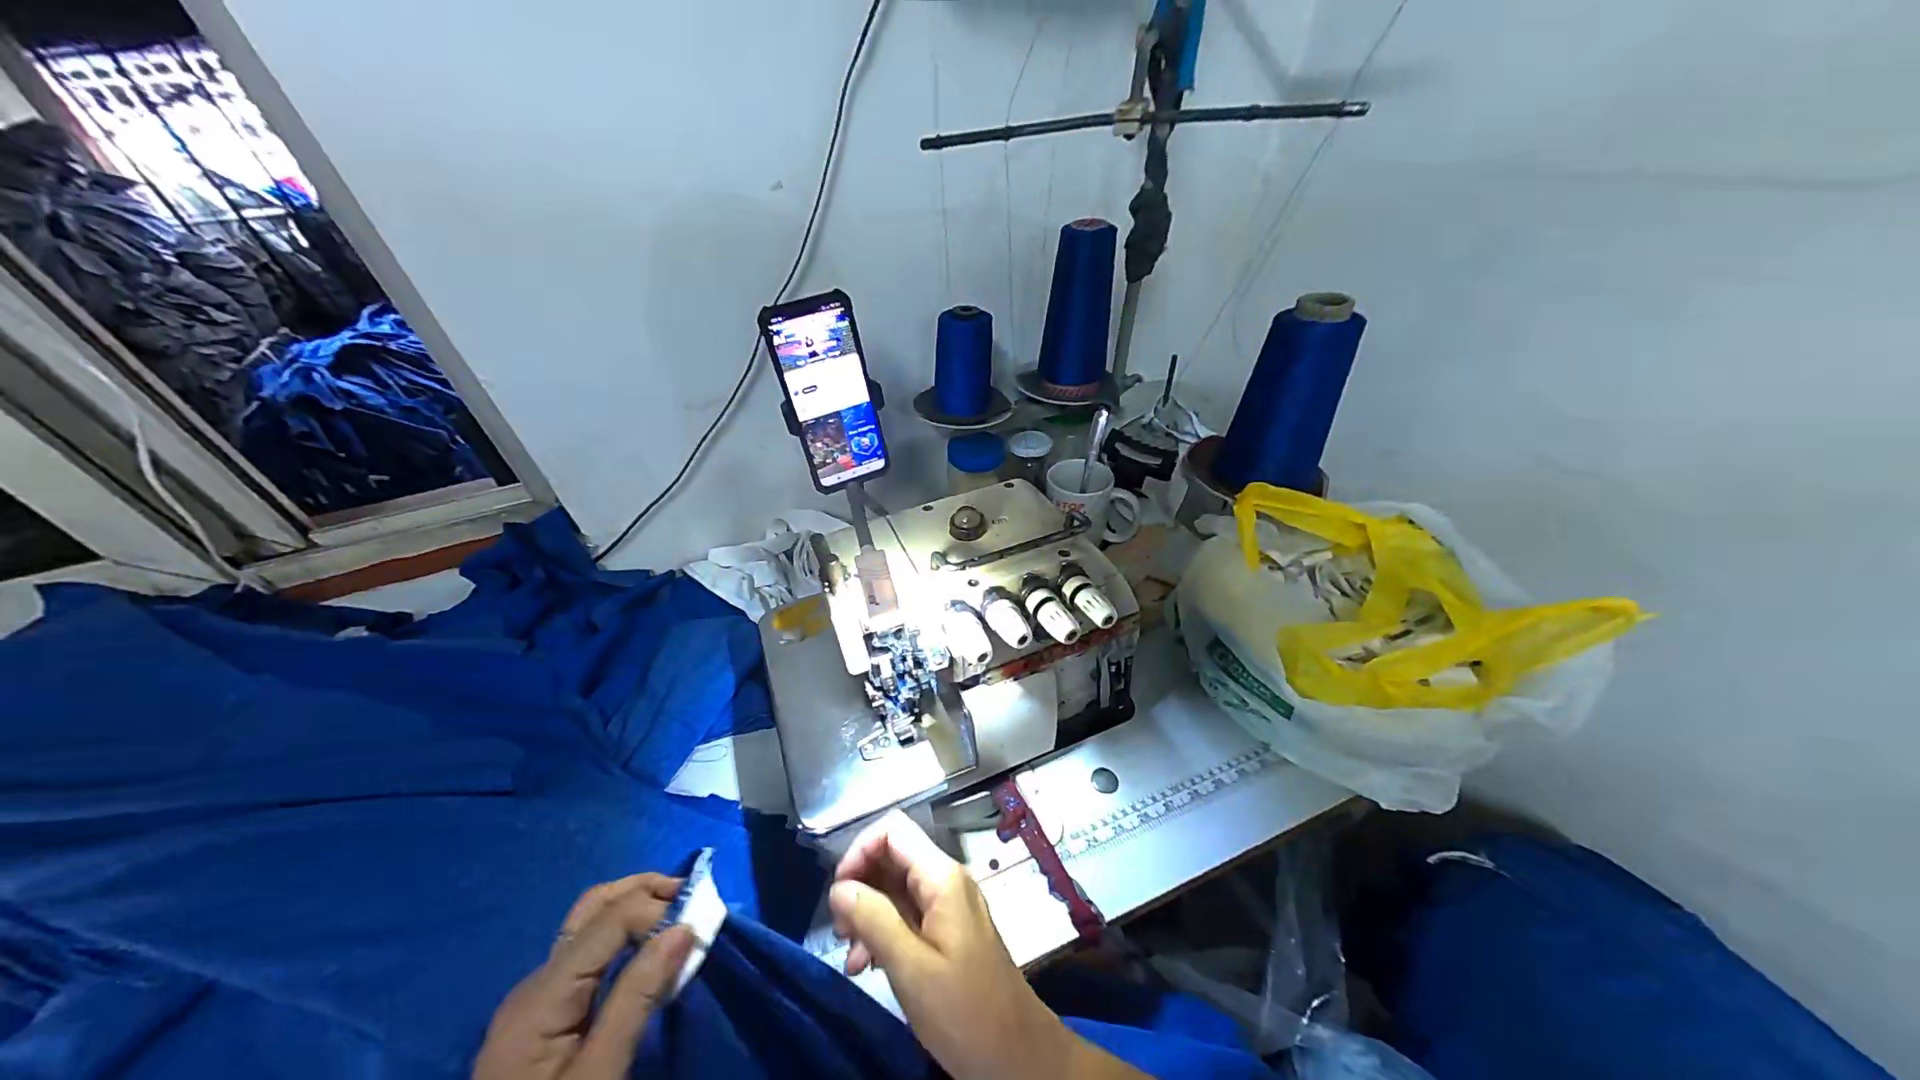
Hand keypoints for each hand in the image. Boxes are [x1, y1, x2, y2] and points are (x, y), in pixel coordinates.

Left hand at [474, 874, 694, 1079]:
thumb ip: (639, 996)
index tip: (700, 929)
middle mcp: (534, 983)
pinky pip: (586, 953)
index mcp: (541, 996)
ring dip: (634, 907)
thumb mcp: (601, 1075)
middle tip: (693, 897)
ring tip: (678, 912)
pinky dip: (623, 935)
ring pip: (586, 924)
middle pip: (592, 908)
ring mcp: (534, 998)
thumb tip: (683, 927)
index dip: (657, 911)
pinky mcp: (542, 1015)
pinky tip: (648, 947)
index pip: (608, 920)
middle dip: (644, 892)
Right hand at [830, 811, 1142, 1079]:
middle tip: (841, 931)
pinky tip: (867, 966)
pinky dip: (882, 933)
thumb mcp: (911, 967)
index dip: (859, 852)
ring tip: (853, 958)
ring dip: (867, 915)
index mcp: (942, 877)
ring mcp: (948, 905)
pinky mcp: (946, 930)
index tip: (838, 894)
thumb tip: (839, 887)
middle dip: (859, 887)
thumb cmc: (965, 1011)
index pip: (892, 830)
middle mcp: (946, 880)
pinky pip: (906, 914)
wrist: (1017, 1056)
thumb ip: (874, 919)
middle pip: (891, 857)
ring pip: (894, 888)